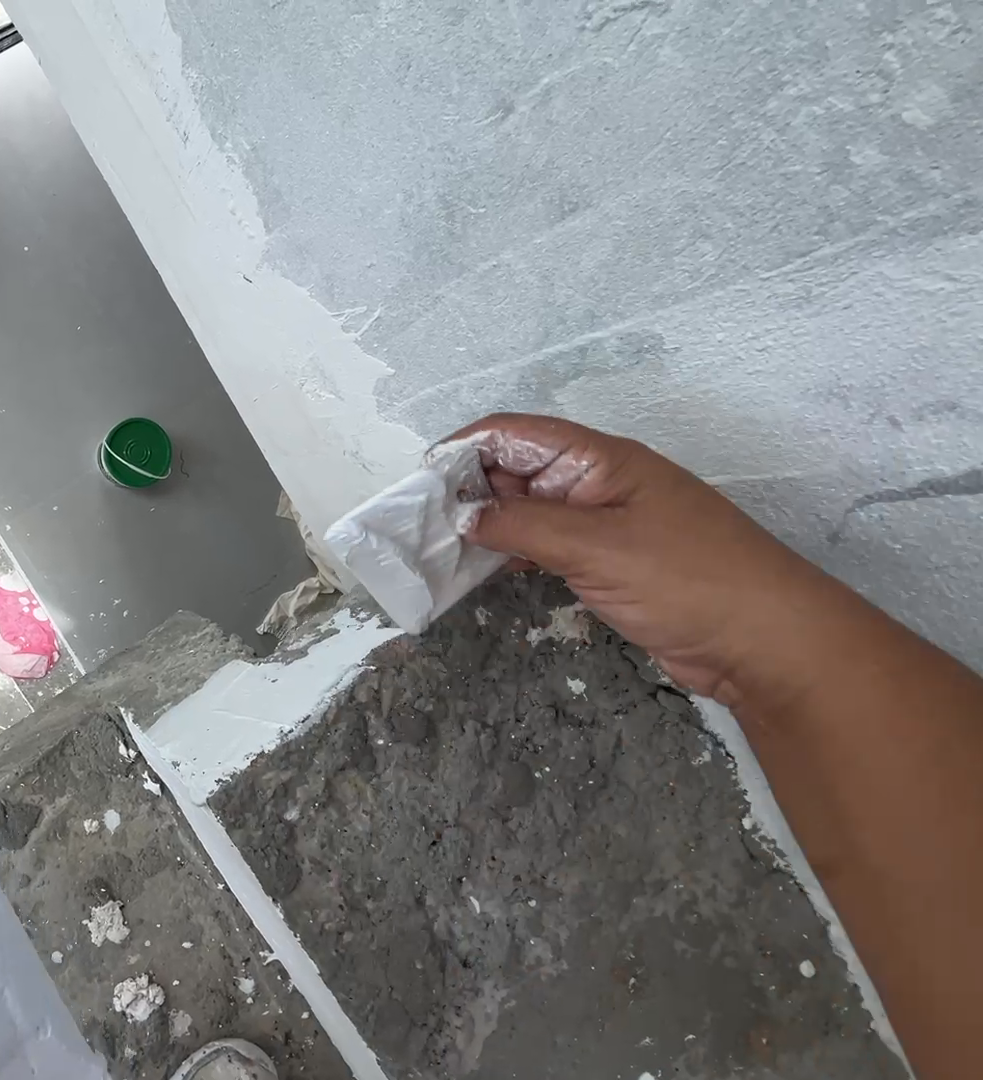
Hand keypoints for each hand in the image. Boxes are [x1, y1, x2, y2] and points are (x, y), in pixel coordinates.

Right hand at [444, 413, 832, 703]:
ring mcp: (596, 520)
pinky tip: (480, 568)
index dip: (463, 448)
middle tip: (423, 523)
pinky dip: (505, 550)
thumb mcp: (595, 546)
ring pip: (520, 508)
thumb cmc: (689, 580)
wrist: (768, 645)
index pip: (513, 434)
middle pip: (511, 468)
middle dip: (464, 489)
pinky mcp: (598, 557)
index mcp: (598, 459)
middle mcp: (592, 481)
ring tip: (440, 547)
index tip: (421, 483)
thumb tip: (461, 516)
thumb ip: (520, 525)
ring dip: (482, 523)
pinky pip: (537, 541)